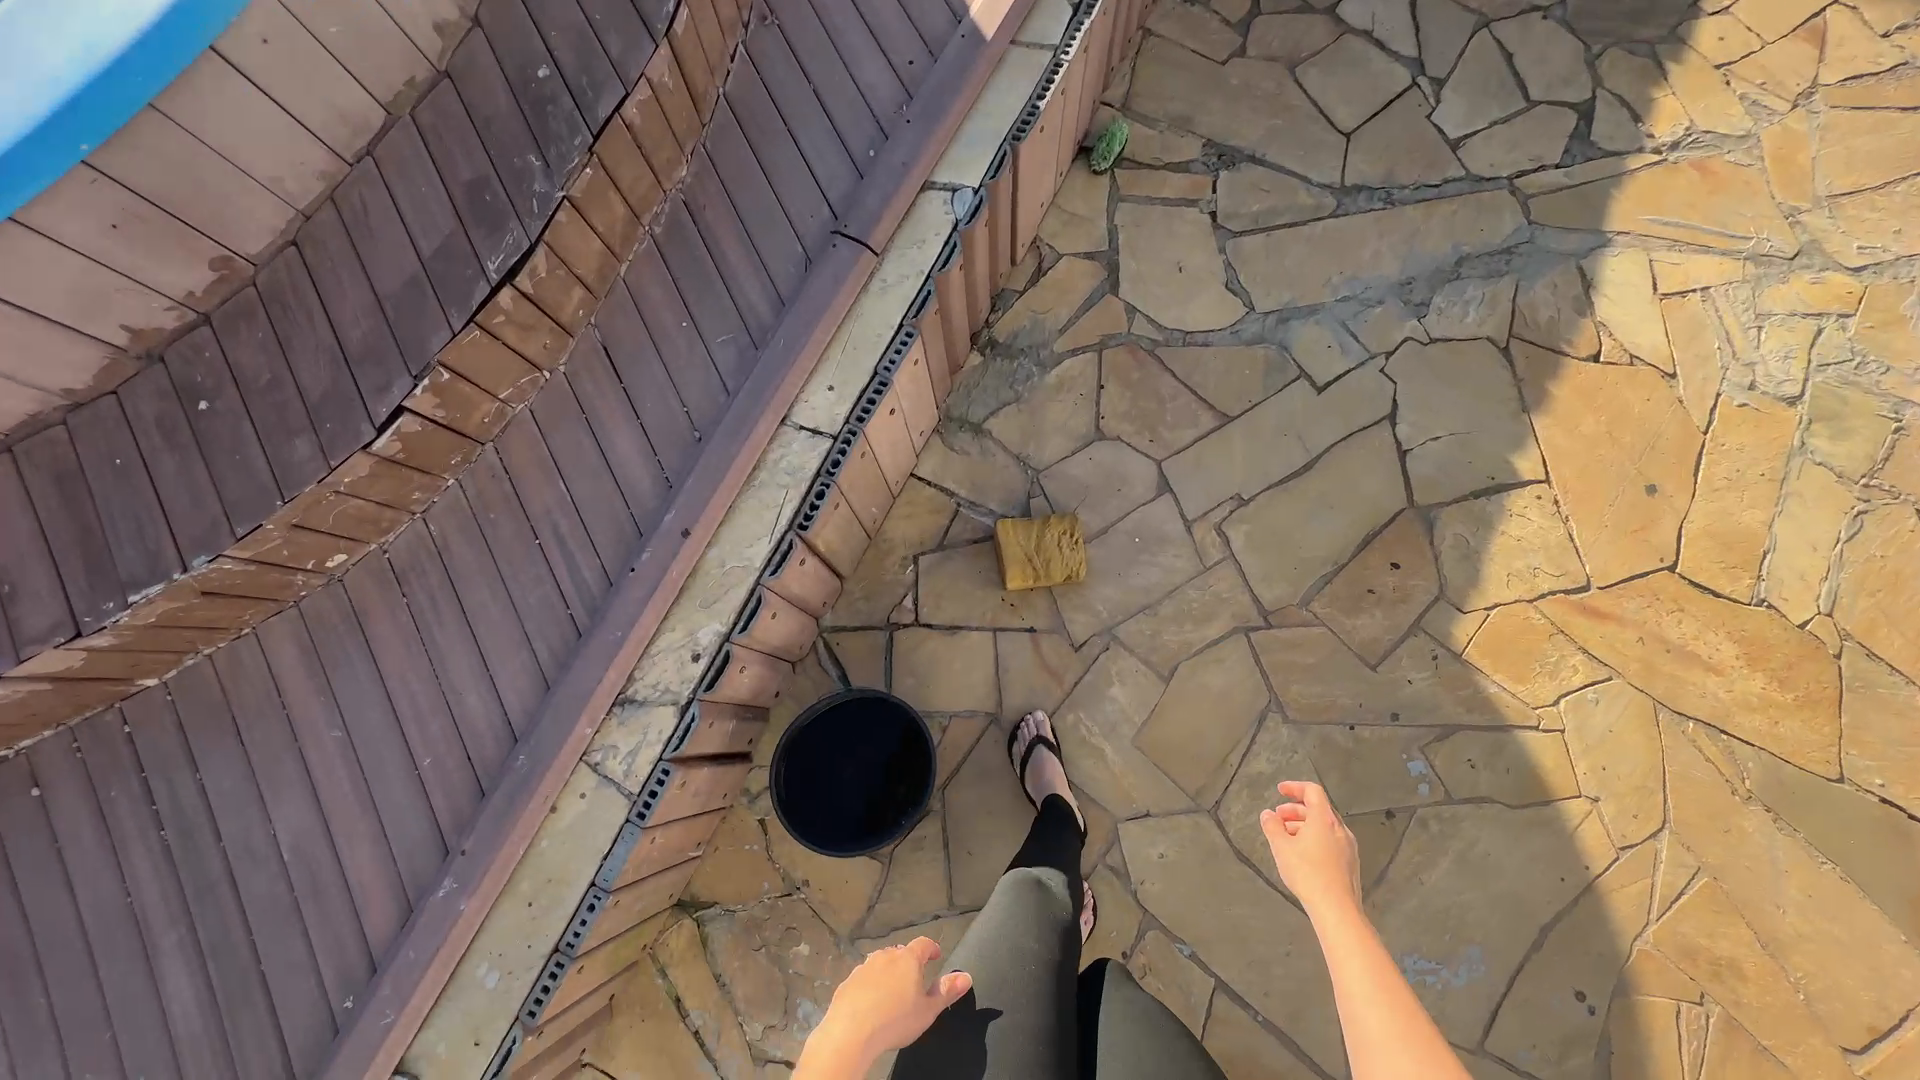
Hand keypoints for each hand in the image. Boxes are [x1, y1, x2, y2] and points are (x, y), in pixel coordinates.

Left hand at [814, 938, 972, 1060]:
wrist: (850, 1032)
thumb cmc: (895, 1020)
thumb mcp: (927, 1010)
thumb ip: (946, 992)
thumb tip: (966, 976)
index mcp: (908, 959)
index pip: (923, 944)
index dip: (932, 948)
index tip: (936, 955)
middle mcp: (885, 956)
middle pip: (900, 952)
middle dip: (909, 961)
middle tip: (915, 978)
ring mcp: (864, 967)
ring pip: (880, 963)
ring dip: (888, 972)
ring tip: (893, 991)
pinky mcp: (848, 981)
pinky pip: (864, 978)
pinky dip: (870, 985)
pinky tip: (871, 1003)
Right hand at [1261, 780, 1362, 919]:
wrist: (1336, 908)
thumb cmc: (1306, 872)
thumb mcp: (1281, 847)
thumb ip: (1272, 826)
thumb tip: (1267, 814)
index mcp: (1324, 819)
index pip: (1313, 791)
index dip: (1295, 787)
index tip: (1280, 790)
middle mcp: (1340, 829)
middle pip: (1319, 809)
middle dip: (1295, 809)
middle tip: (1278, 817)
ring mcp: (1348, 846)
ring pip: (1324, 826)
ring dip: (1304, 825)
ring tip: (1286, 836)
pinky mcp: (1350, 863)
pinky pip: (1331, 841)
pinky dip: (1315, 838)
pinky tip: (1302, 854)